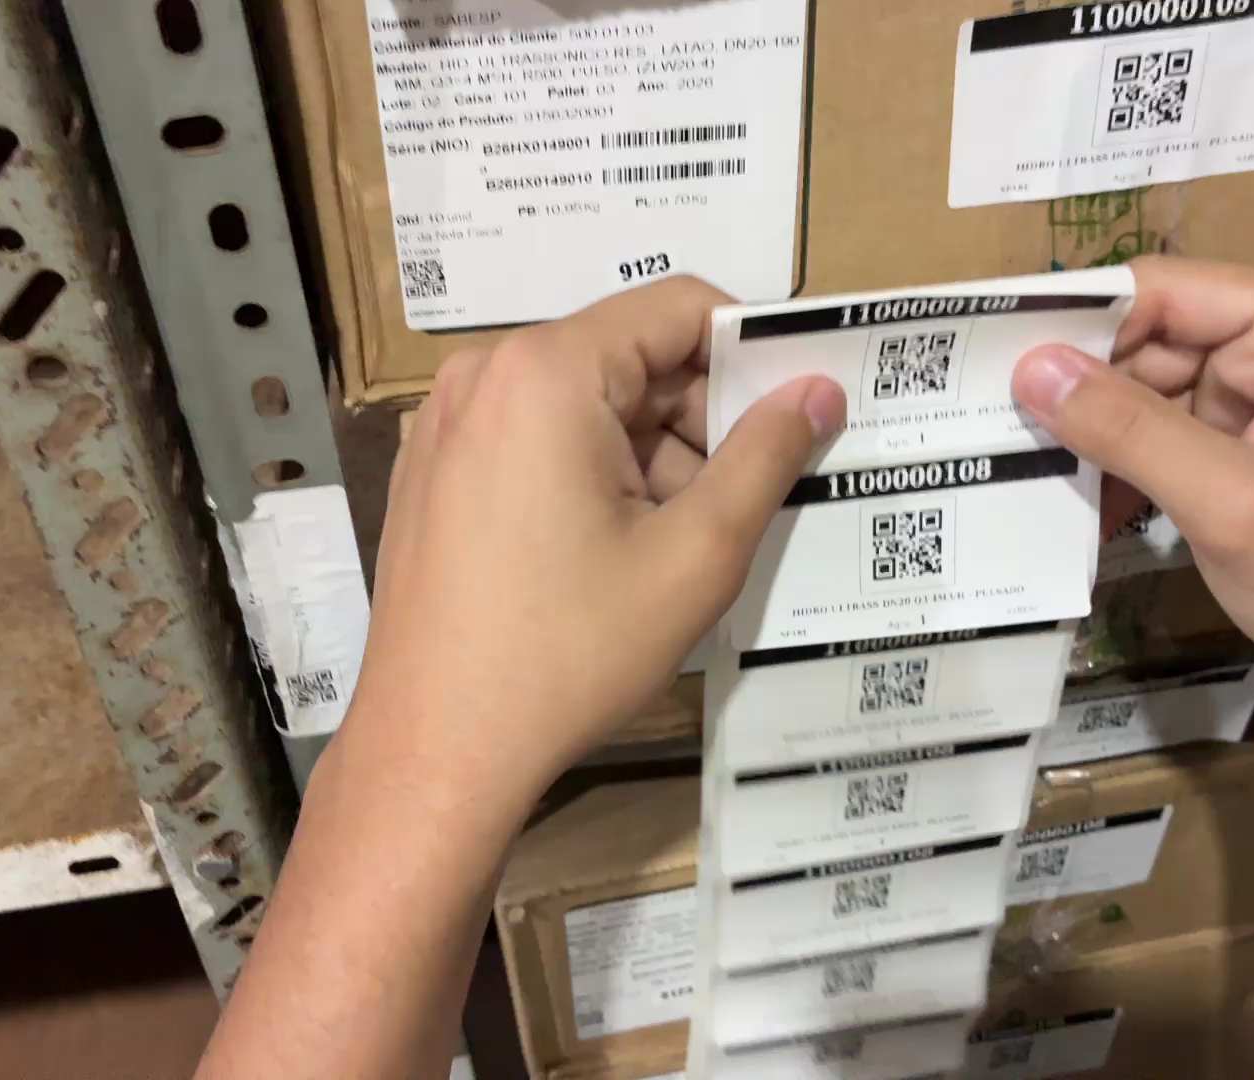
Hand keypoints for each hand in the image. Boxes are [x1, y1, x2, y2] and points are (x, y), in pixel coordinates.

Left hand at [352, 277, 844, 796]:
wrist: (437, 748)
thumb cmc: (570, 653)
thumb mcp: (693, 555)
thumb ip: (766, 456)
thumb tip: (820, 390)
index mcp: (545, 371)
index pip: (676, 307)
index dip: (748, 349)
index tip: (791, 408)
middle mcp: (483, 376)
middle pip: (626, 359)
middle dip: (695, 421)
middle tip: (738, 501)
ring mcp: (447, 425)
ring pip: (582, 406)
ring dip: (646, 459)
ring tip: (673, 546)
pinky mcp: (434, 473)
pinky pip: (534, 441)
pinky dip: (589, 474)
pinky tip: (609, 551)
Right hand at [1012, 256, 1253, 700]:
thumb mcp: (1229, 501)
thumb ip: (1129, 430)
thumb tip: (1029, 368)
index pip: (1161, 290)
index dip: (1076, 321)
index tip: (994, 365)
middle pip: (1135, 335)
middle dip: (1068, 381)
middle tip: (989, 422)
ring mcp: (1241, 387)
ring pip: (1122, 382)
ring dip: (1074, 426)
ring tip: (1014, 460)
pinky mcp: (1214, 431)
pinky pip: (1130, 423)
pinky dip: (1094, 456)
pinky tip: (1062, 489)